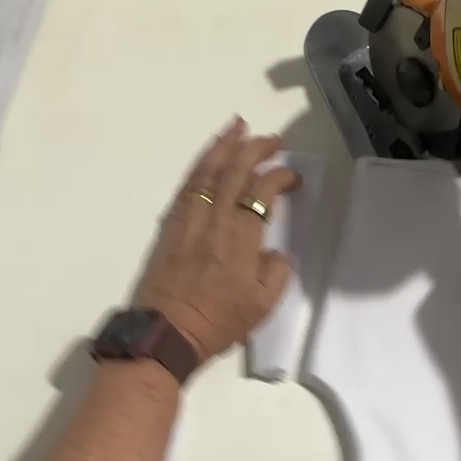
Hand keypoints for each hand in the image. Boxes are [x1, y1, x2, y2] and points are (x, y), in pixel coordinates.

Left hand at [134, 118, 298, 358]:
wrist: (166, 333)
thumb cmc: (217, 322)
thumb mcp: (262, 306)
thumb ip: (277, 273)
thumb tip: (277, 252)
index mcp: (242, 238)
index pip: (263, 192)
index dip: (281, 178)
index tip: (293, 179)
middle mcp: (215, 221)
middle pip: (236, 171)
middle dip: (256, 149)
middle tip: (273, 140)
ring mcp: (190, 220)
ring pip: (207, 172)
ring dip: (224, 146)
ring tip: (237, 127)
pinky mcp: (171, 227)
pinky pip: (188, 187)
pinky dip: (200, 167)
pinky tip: (208, 160)